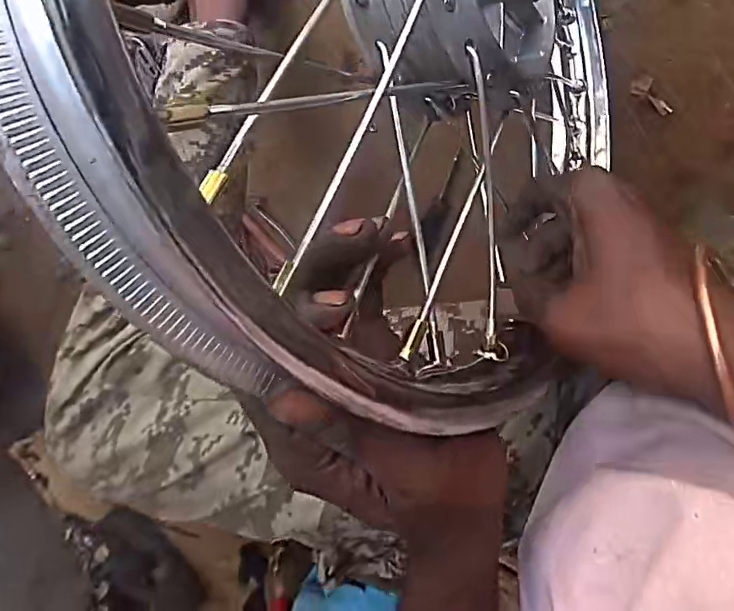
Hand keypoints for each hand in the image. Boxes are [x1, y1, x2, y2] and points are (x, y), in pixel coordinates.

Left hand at [251, 217, 505, 543]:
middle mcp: (303, 391)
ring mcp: (335, 368)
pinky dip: (374, 271)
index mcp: (293, 432)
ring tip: (376, 230)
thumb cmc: (432, 495)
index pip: (267, 363)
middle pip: (291, 318)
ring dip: (345, 259)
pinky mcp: (367, 354)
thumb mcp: (391, 467)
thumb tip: (286, 399)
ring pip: (323, 301)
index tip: (336, 307)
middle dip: (321, 273)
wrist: (466, 503)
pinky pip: (360, 303)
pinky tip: (396, 245)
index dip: (287, 323)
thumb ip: (343, 428)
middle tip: (360, 239)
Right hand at [503, 168, 710, 398]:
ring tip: (546, 304)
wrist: (712, 344)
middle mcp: (618, 195)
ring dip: (561, 263)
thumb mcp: (563, 312)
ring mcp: (641, 220)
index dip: (514, 217)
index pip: (538, 189)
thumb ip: (527, 294)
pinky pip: (609, 249)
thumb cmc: (630, 317)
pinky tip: (577, 308)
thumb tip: (513, 287)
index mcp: (592, 193)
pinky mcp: (656, 248)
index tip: (501, 245)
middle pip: (562, 213)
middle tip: (521, 285)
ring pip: (586, 233)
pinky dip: (588, 270)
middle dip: (537, 248)